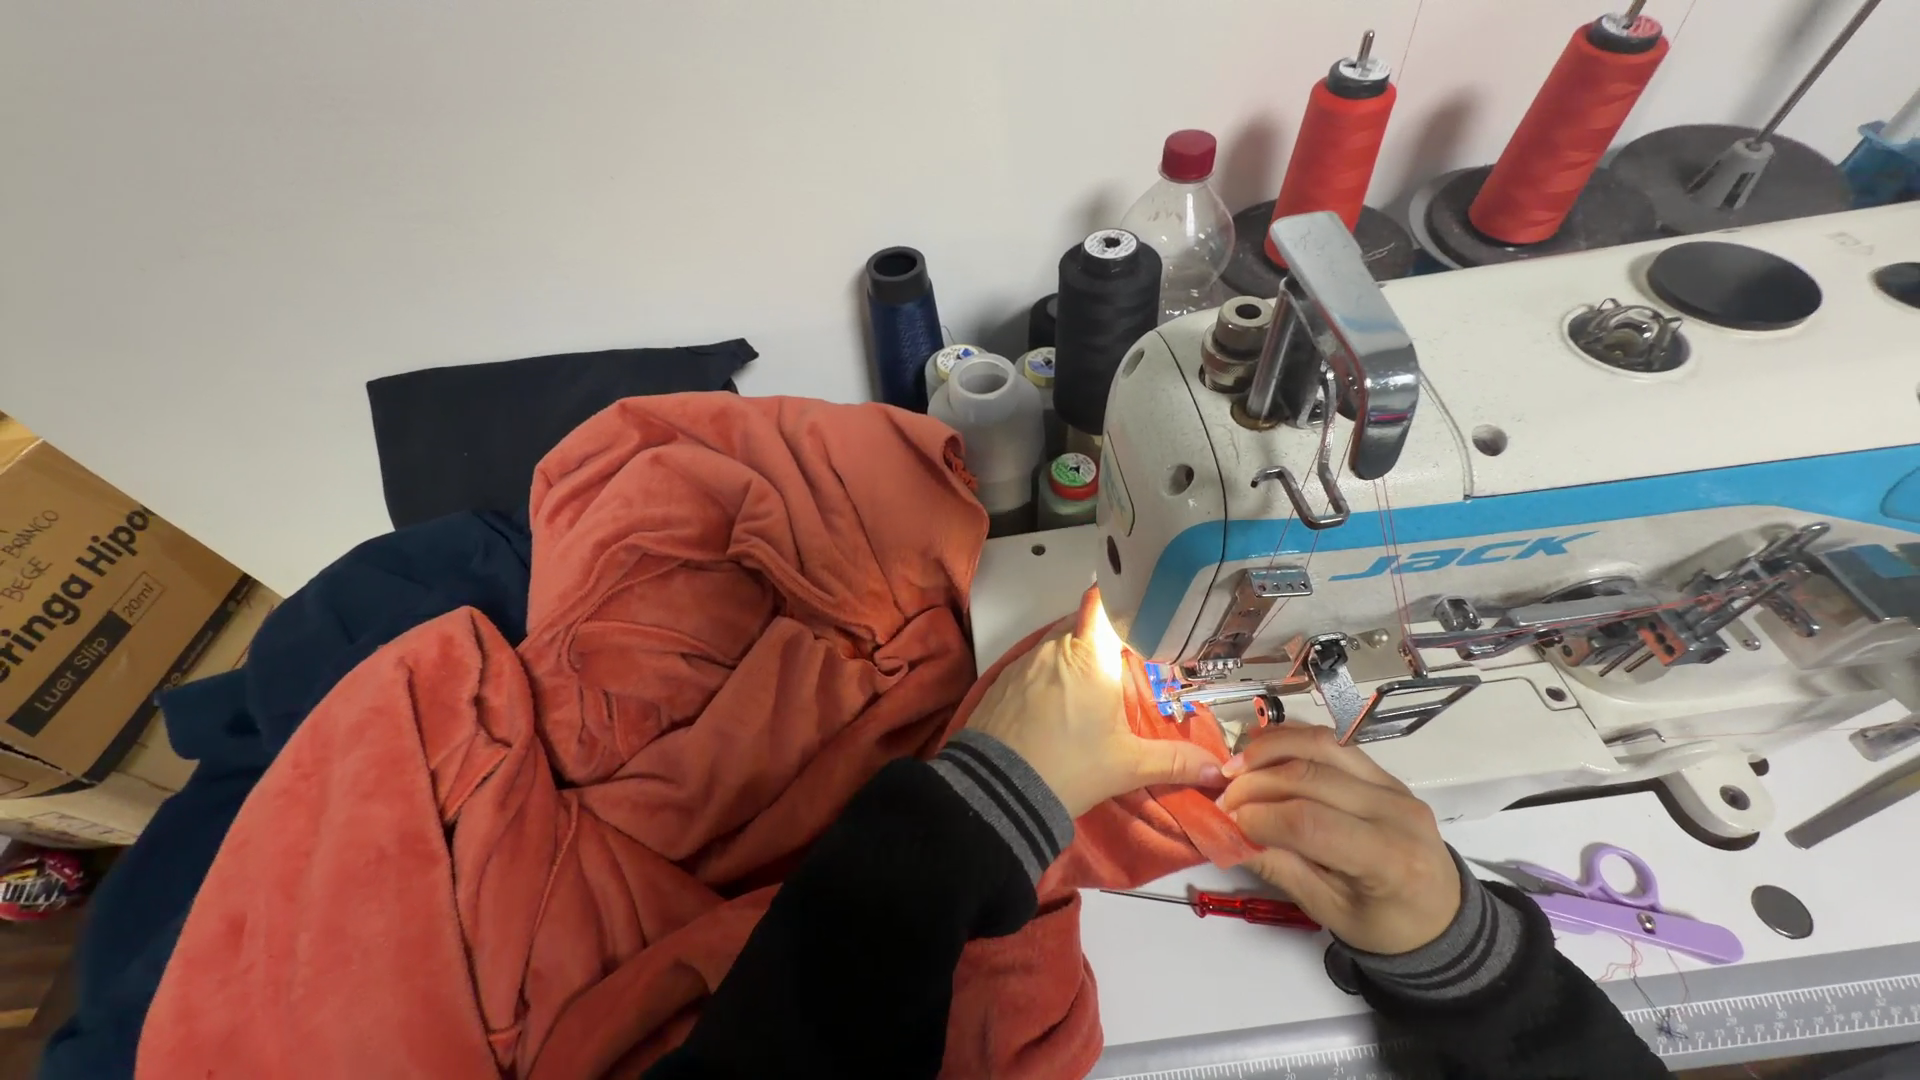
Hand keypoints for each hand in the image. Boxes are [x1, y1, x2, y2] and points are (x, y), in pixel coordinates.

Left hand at [965, 589, 1223, 817]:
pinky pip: (1032, 663)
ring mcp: (1023, 662)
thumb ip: (1175, 762)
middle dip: (1103, 637)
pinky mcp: (1002, 680)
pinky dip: (1048, 673)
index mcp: (1089, 655)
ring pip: (1056, 643)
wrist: (997, 791)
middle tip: (1127, 661)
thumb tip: (1217, 769)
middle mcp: (1054, 647)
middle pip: (1082, 623)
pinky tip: (1058, 702)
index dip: (1120, 601)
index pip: (1102, 602)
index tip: (1139, 614)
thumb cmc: (1069, 768)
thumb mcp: (1127, 766)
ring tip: (1094, 686)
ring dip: (1074, 656)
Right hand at [1218, 724, 1459, 954]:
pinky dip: (1290, 738)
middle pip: (1309, 777)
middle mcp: (1395, 811)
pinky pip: (1331, 741)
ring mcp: (1392, 784)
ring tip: (1235, 765)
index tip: (1225, 822)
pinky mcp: (1382, 771)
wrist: (1441, 917)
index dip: (1259, 817)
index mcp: (1389, 859)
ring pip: (1320, 744)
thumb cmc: (1385, 926)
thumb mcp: (1329, 912)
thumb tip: (1227, 834)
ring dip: (1268, 748)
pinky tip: (1261, 749)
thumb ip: (1279, 868)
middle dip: (1254, 783)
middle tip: (1221, 796)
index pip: (1310, 822)